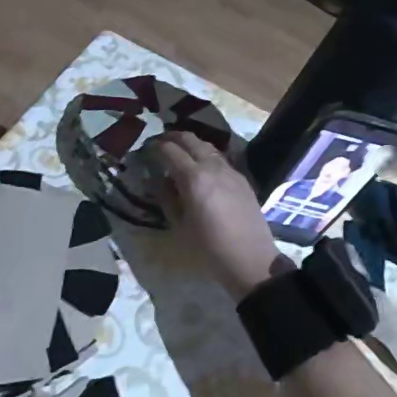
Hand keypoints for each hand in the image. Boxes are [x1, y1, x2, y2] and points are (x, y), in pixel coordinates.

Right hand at [152, 132, 283, 298]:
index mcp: (193, 178)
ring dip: (190, 144)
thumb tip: (156, 178)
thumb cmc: (209, 248)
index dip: (155, 146)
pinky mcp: (242, 178)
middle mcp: (212, 166)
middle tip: (159, 143)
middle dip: (172, 137)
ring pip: (207, 146)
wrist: (250, 259)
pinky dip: (206, 155)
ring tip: (179, 152)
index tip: (145, 149)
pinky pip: (220, 158)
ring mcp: (230, 170)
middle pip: (190, 139)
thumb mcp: (179, 225)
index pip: (170, 150)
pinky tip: (201, 167)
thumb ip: (166, 197)